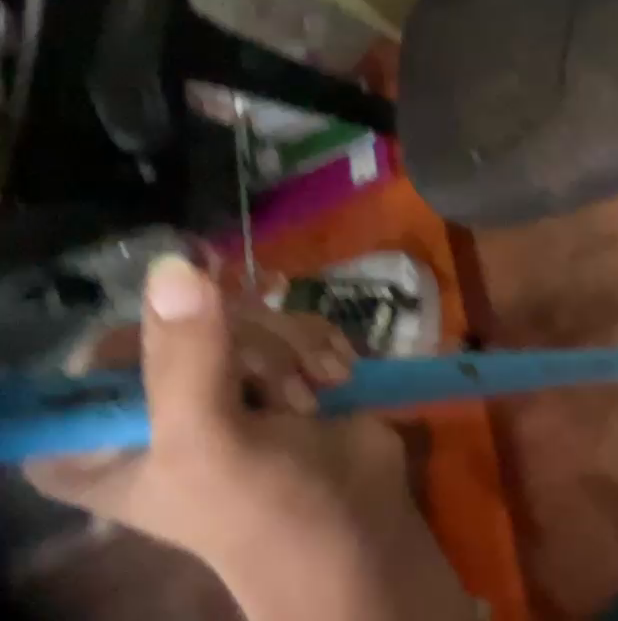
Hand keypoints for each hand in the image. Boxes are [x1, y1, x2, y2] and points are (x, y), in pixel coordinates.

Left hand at [25, 255, 472, 620]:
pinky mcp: (283, 374)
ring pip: (252, 317)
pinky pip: (297, 324)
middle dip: (255, 346)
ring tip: (319, 388)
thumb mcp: (206, 434)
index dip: (164, 335)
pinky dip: (324, 343)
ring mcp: (225, 386)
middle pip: (193, 323)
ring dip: (297, 346)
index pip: (107, 350)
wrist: (354, 522)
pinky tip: (339, 375)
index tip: (219, 340)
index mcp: (96, 436)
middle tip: (286, 385)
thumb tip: (177, 262)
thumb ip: (189, 351)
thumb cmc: (258, 501)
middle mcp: (153, 405)